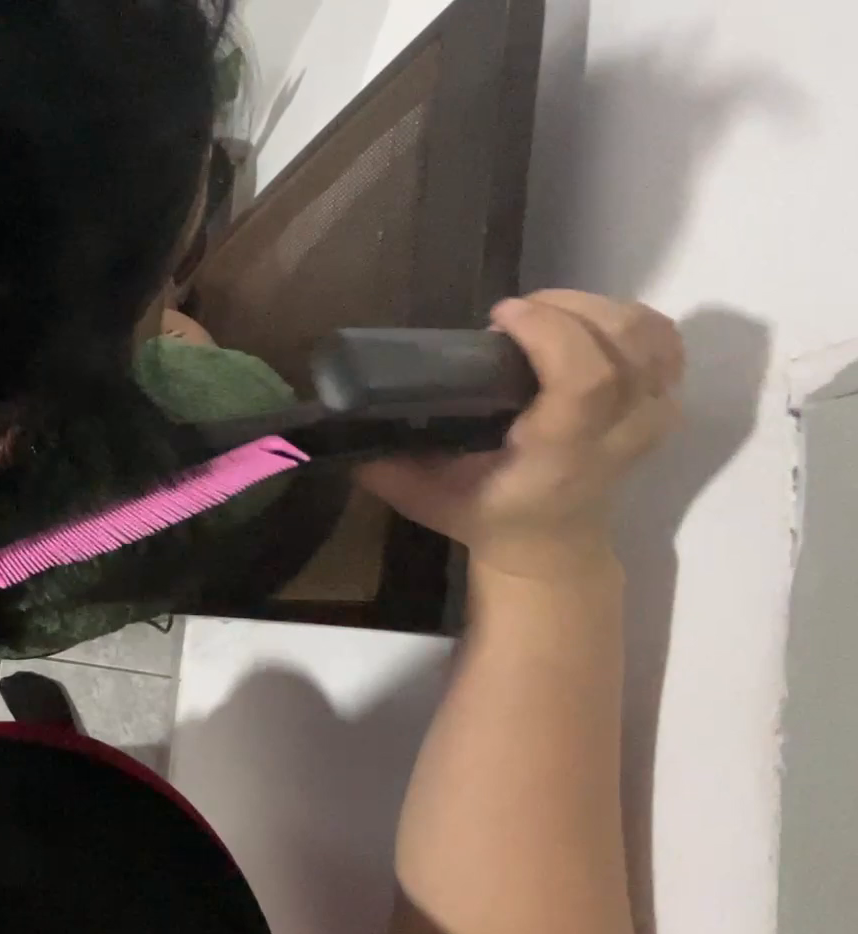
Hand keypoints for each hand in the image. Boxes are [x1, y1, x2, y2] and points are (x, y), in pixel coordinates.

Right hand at [358, 291, 682, 578]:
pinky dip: (627, 319)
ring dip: (597, 308)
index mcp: (561, 454)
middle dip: (569, 308)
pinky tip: (582, 324)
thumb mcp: (421, 499)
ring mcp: (651, 417)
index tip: (500, 315)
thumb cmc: (482, 517)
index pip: (584, 380)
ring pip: (650, 335)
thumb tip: (349, 421)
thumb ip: (385, 465)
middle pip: (624, 344)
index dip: (550, 332)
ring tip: (544, 313)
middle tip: (515, 311)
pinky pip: (663, 342)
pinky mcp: (663, 404)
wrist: (549, 545)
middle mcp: (618, 433)